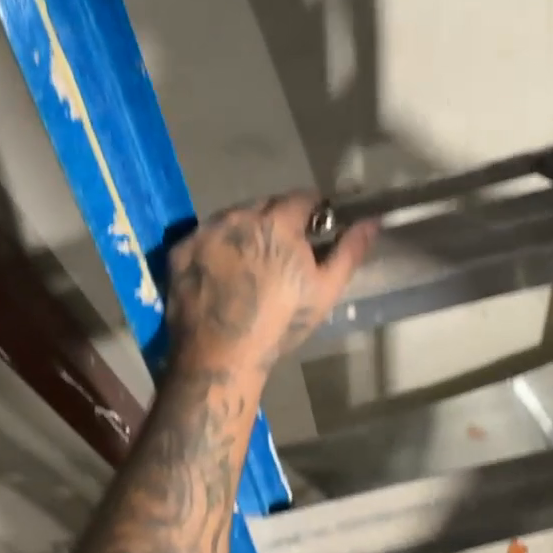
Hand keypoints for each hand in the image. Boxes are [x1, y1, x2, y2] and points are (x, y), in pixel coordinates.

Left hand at [164, 193, 377, 377]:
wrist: (220, 356)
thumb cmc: (280, 323)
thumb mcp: (325, 290)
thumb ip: (350, 250)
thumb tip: (373, 221)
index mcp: (277, 222)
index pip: (302, 197)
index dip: (313, 212)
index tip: (315, 230)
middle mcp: (238, 215)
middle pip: (265, 204)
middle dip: (277, 220)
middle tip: (282, 253)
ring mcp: (205, 231)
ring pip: (232, 217)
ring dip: (244, 230)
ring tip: (249, 264)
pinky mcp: (180, 249)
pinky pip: (204, 236)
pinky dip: (215, 247)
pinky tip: (221, 274)